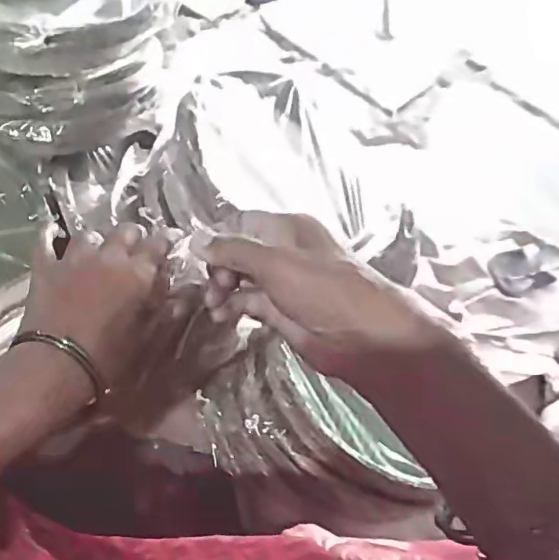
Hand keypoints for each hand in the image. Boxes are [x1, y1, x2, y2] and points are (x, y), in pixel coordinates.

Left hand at [5, 220, 171, 405]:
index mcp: (139, 273)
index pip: (159, 244)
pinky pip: (46, 240)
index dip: (164, 244)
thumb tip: (182, 295)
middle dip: (132, 239)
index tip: (167, 248)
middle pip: (125, 232)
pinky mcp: (45, 268)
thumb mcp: (145, 340)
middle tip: (133, 251)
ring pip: (90, 235)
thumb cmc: (107, 360)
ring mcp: (74, 258)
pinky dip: (51, 236)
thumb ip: (163, 312)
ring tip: (97, 252)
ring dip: (97, 242)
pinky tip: (53, 235)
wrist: (56, 365)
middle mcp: (109, 256)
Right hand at [204, 211, 462, 389]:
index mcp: (286, 229)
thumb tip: (196, 240)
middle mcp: (282, 252)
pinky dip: (232, 307)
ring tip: (213, 306)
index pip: (240, 223)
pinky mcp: (280, 310)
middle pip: (236, 252)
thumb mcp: (275, 262)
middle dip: (217, 267)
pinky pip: (247, 303)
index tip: (197, 258)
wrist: (363, 335)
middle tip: (212, 288)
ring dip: (221, 290)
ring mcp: (281, 283)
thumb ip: (233, 251)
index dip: (217, 238)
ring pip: (239, 279)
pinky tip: (222, 316)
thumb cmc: (324, 289)